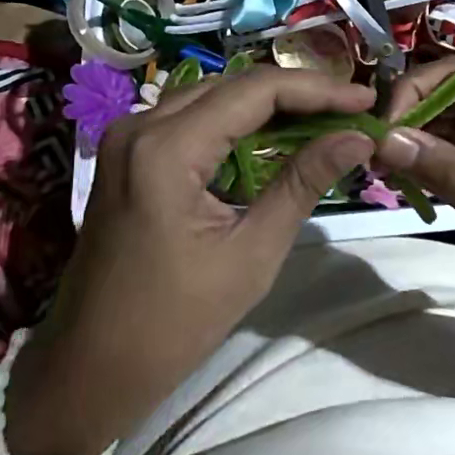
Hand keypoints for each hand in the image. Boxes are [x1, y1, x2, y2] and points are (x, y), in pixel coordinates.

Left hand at [6, 67, 375, 454]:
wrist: (89, 368)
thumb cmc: (173, 323)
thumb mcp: (251, 253)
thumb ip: (303, 183)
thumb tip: (357, 138)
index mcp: (166, 148)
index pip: (256, 91)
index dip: (317, 89)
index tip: (366, 100)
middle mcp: (141, 125)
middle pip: (233, 86)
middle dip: (296, 93)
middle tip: (349, 110)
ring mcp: (127, 137)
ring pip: (211, 97)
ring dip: (267, 105)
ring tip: (323, 118)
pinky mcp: (127, 154)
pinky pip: (190, 119)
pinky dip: (235, 123)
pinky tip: (271, 137)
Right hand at [375, 61, 454, 328]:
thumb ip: (453, 174)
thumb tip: (386, 139)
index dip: (423, 88)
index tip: (384, 123)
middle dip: (413, 114)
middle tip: (370, 147)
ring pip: (453, 127)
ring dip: (415, 140)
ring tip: (376, 163)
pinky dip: (428, 164)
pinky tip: (398, 176)